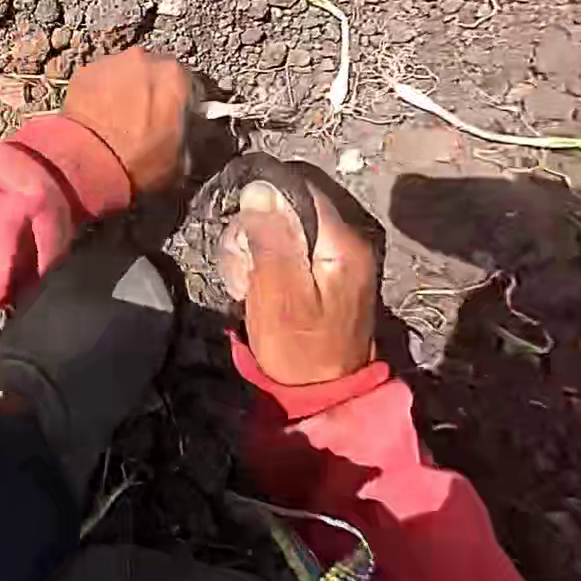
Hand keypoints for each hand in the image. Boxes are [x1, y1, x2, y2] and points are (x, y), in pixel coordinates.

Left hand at [61, 48, 193, 194]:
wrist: (88, 160)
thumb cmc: (138, 160)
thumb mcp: (181, 158)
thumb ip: (189, 135)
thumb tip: (185, 135)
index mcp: (176, 77)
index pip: (188, 85)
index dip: (181, 104)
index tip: (174, 118)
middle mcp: (144, 61)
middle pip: (153, 73)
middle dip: (149, 91)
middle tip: (141, 120)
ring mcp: (110, 63)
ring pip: (123, 73)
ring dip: (122, 89)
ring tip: (114, 119)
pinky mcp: (83, 72)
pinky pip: (97, 79)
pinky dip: (97, 92)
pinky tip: (95, 116)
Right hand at [216, 173, 378, 384]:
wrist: (315, 390)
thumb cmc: (297, 344)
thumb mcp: (278, 290)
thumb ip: (271, 238)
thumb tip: (260, 189)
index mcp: (340, 245)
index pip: (300, 192)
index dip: (264, 198)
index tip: (240, 224)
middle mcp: (340, 245)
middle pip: (282, 211)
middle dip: (250, 233)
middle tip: (243, 268)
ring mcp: (327, 260)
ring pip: (272, 231)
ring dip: (247, 252)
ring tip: (246, 285)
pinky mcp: (312, 274)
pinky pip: (275, 251)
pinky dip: (255, 265)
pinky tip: (251, 287)